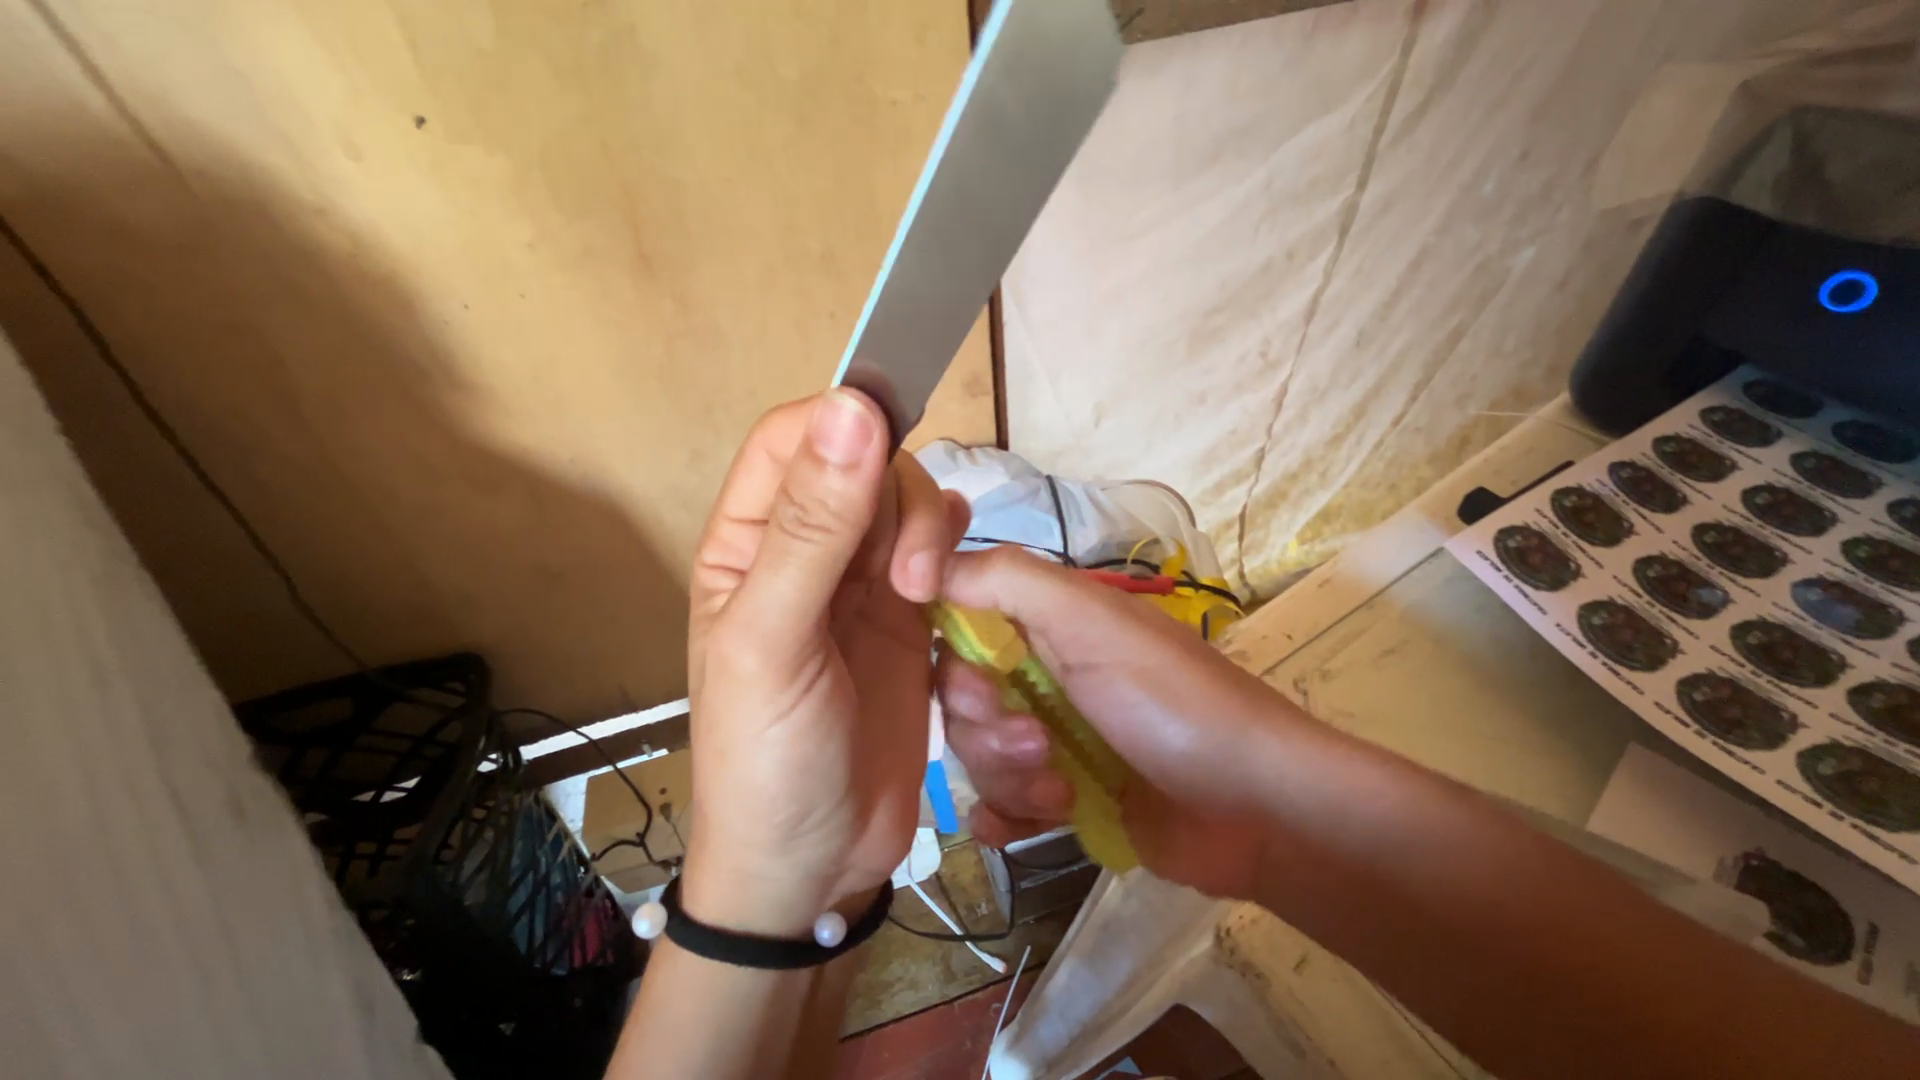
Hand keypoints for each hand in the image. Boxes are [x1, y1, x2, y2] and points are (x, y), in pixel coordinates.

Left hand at [684, 389, 967, 934]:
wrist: (814, 866)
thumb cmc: (768, 760)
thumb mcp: (774, 642)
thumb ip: (812, 529)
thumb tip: (854, 406)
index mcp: (745, 544)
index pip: (793, 439)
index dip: (843, 426)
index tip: (889, 451)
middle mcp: (802, 551)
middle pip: (863, 464)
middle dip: (897, 499)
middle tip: (909, 579)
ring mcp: (858, 586)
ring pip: (905, 504)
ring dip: (929, 529)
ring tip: (928, 595)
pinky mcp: (907, 621)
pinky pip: (937, 552)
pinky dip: (953, 551)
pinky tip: (954, 580)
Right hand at [937, 548, 1302, 898]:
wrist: (1256, 809)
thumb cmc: (1172, 703)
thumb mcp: (1091, 621)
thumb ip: (1007, 580)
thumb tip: (924, 567)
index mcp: (1049, 624)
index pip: (960, 629)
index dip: (954, 665)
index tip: (984, 693)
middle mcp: (1044, 675)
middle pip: (962, 702)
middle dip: (989, 732)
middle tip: (1041, 744)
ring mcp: (1054, 740)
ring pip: (979, 757)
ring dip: (1012, 779)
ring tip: (1064, 792)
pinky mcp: (1064, 799)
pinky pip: (1000, 807)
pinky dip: (1007, 819)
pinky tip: (1036, 825)